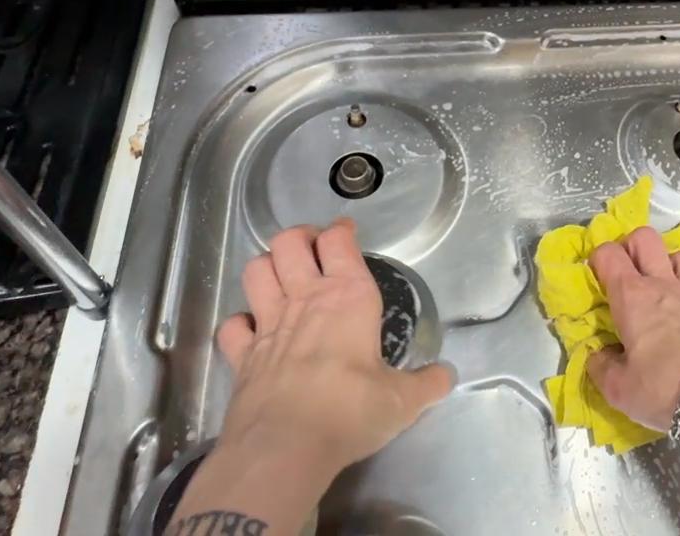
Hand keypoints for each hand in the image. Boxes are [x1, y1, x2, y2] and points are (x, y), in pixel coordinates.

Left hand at [207, 219, 453, 478]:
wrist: (285, 449)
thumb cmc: (349, 411)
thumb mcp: (402, 400)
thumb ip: (428, 383)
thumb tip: (447, 376)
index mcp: (349, 296)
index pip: (339, 240)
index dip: (342, 229)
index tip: (347, 231)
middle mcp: (306, 298)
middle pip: (290, 242)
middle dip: (300, 237)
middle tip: (312, 248)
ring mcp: (268, 324)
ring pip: (256, 271)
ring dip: (267, 266)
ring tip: (281, 276)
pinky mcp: (241, 356)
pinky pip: (232, 324)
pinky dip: (240, 322)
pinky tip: (253, 330)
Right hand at [585, 226, 679, 431]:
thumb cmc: (665, 386)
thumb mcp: (620, 389)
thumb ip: (601, 368)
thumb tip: (598, 355)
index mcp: (630, 296)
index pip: (608, 254)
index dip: (597, 259)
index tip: (594, 279)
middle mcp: (660, 282)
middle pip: (644, 237)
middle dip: (630, 246)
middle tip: (624, 273)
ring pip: (674, 251)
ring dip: (662, 262)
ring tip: (656, 286)